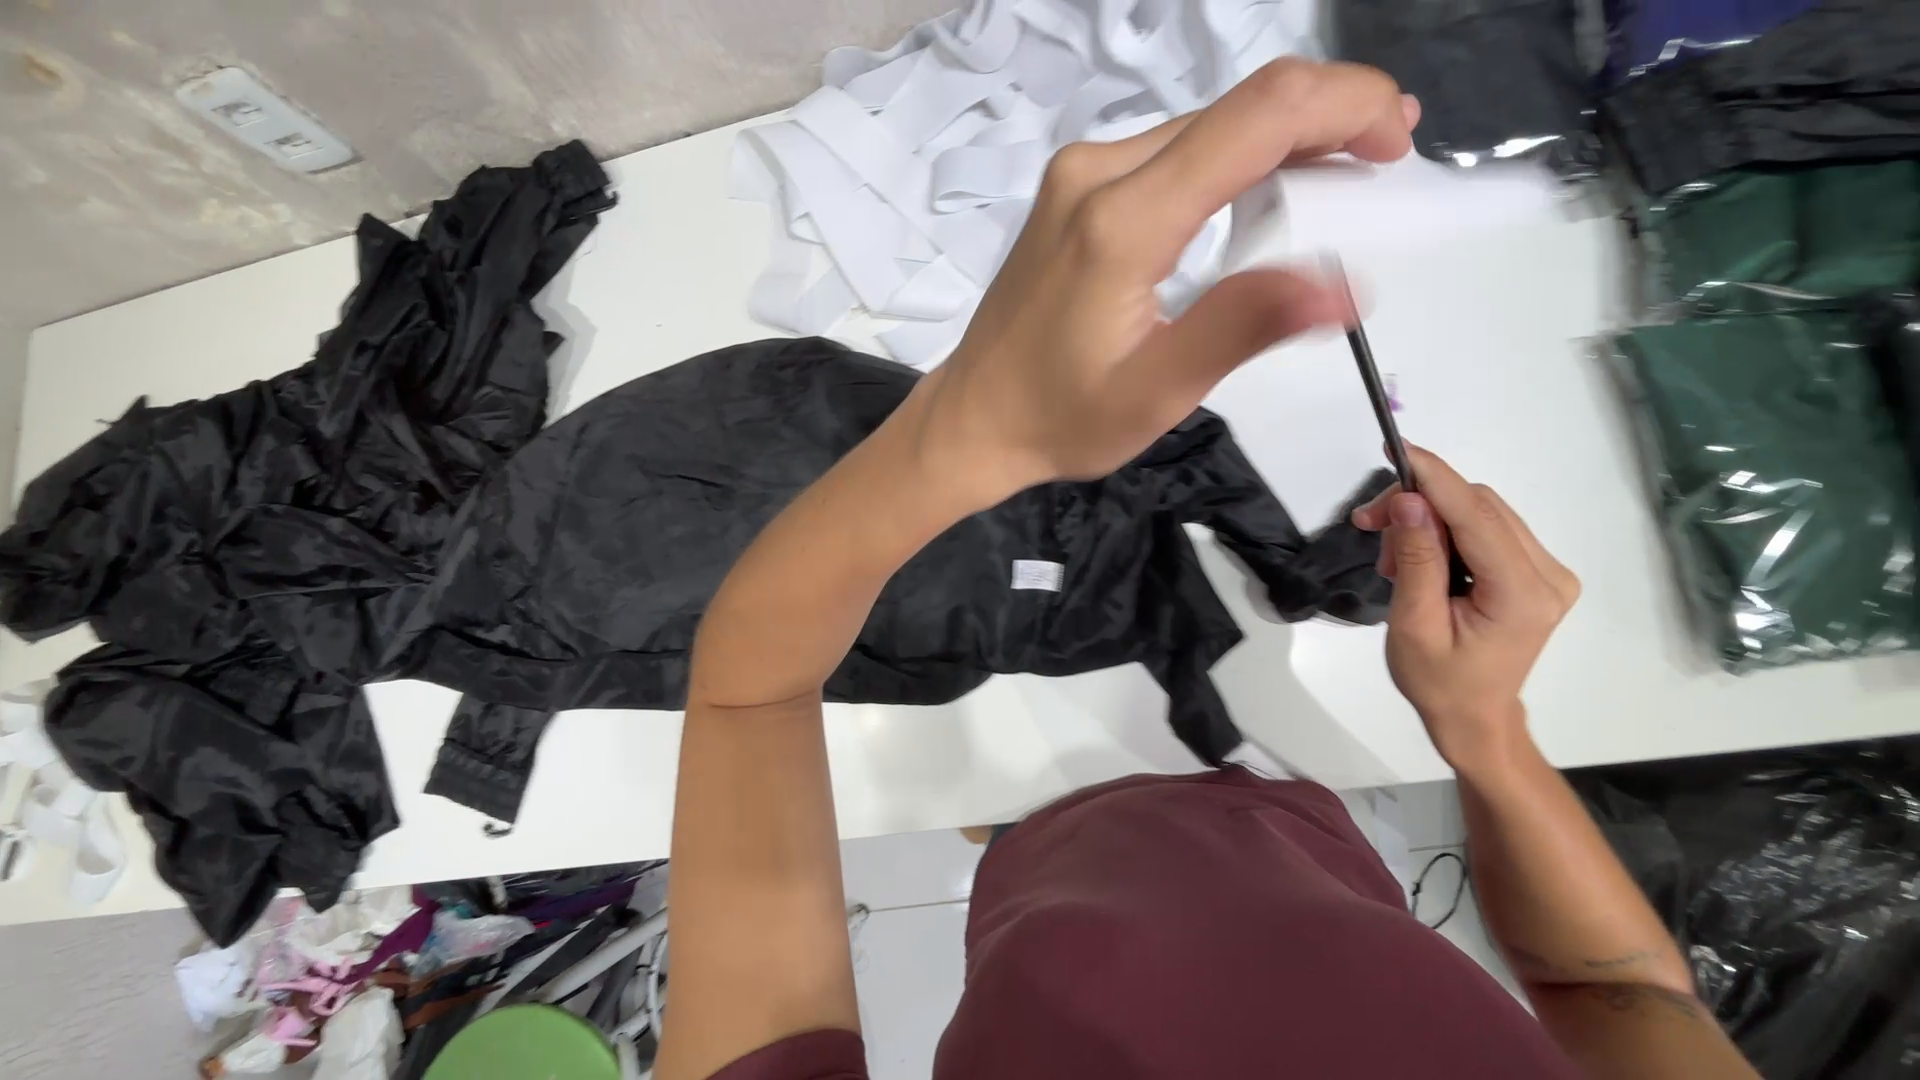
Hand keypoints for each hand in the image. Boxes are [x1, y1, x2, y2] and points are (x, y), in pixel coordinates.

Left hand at [903, 59, 1418, 502]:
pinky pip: (1172, 153)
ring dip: (1281, 141)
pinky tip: (1259, 195)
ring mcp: (1079, 176)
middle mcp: (1097, 173)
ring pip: (1206, 128)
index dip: (1346, 106)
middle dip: (1326, 120)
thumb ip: (1242, 326)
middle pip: (1236, 110)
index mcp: (1122, 219)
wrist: (975, 417)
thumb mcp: (1155, 390)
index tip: (1397, 142)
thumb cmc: (1060, 418)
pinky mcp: (1074, 192)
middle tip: (1384, 161)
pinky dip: (1231, 163)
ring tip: (1338, 179)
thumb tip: (1346, 284)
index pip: (1257, 116)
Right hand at [1351, 447, 1579, 772]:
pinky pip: (1485, 528)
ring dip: (1428, 518)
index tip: (1397, 449)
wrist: (1473, 717)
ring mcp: (1548, 572)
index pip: (1475, 516)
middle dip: (1419, 504)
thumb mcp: (1413, 625)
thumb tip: (1408, 503)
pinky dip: (1445, 531)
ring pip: (1481, 512)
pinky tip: (1418, 556)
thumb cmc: (1437, 682)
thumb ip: (1416, 561)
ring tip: (1391, 556)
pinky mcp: (1535, 572)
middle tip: (1368, 524)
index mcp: (1522, 593)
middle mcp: (1548, 574)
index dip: (1435, 478)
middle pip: (1479, 506)